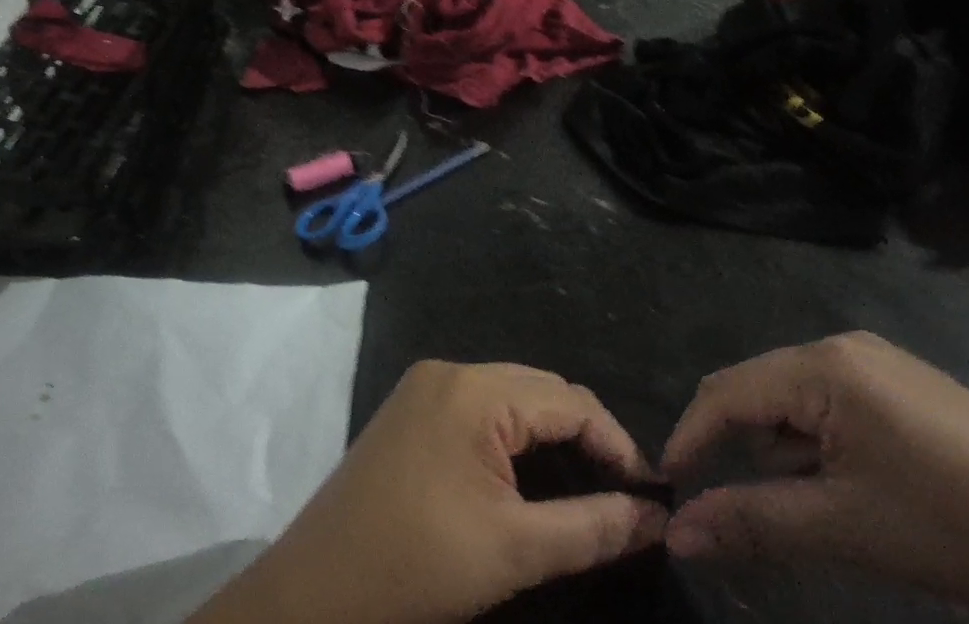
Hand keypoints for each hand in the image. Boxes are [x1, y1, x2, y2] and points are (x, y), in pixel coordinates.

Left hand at [189, 361, 667, 623]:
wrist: (311, 595)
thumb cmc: (416, 567)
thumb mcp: (515, 550)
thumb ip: (593, 527)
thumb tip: (657, 516)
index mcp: (474, 391)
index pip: (570, 401)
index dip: (617, 444)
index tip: (648, 495)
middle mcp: (448, 372)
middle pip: (541, 392)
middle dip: (585, 438)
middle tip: (619, 494)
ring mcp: (422, 390)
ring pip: (511, 399)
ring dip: (549, 438)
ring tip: (582, 488)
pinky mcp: (408, 413)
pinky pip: (478, 410)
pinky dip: (512, 438)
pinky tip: (526, 478)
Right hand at [662, 332, 968, 623]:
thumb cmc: (954, 525)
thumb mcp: (840, 527)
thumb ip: (748, 520)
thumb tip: (673, 533)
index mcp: (824, 365)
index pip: (726, 391)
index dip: (690, 438)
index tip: (667, 491)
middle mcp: (847, 349)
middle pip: (759, 393)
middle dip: (743, 451)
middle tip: (746, 512)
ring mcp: (883, 367)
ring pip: (797, 407)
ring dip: (788, 458)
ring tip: (822, 512)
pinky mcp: (908, 393)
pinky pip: (835, 412)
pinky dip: (823, 453)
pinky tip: (855, 494)